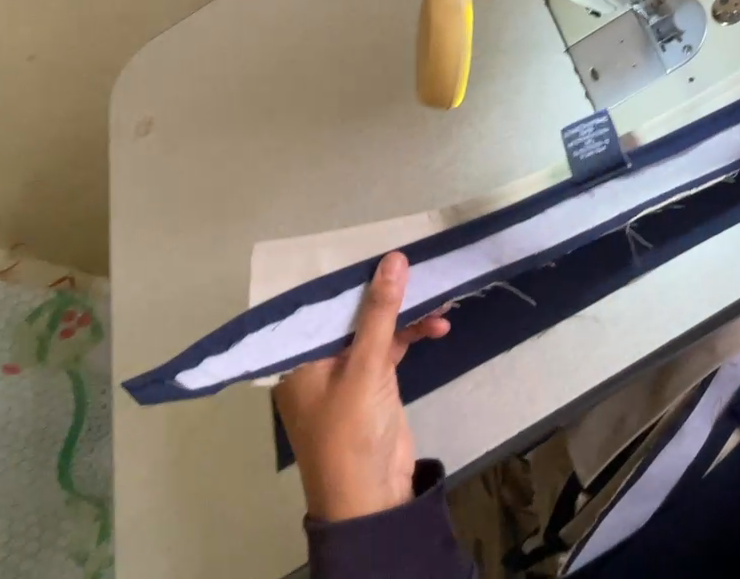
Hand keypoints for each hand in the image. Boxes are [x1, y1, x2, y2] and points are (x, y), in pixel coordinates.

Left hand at [274, 252, 451, 521]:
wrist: (372, 494)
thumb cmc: (350, 430)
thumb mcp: (366, 367)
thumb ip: (381, 312)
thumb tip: (394, 258)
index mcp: (298, 358)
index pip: (319, 305)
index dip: (346, 275)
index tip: (373, 244)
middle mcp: (319, 359)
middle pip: (353, 312)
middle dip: (386, 291)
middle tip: (416, 263)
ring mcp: (349, 371)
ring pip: (378, 327)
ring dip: (408, 313)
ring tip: (441, 299)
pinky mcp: (376, 381)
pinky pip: (394, 344)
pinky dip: (415, 333)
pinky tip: (439, 326)